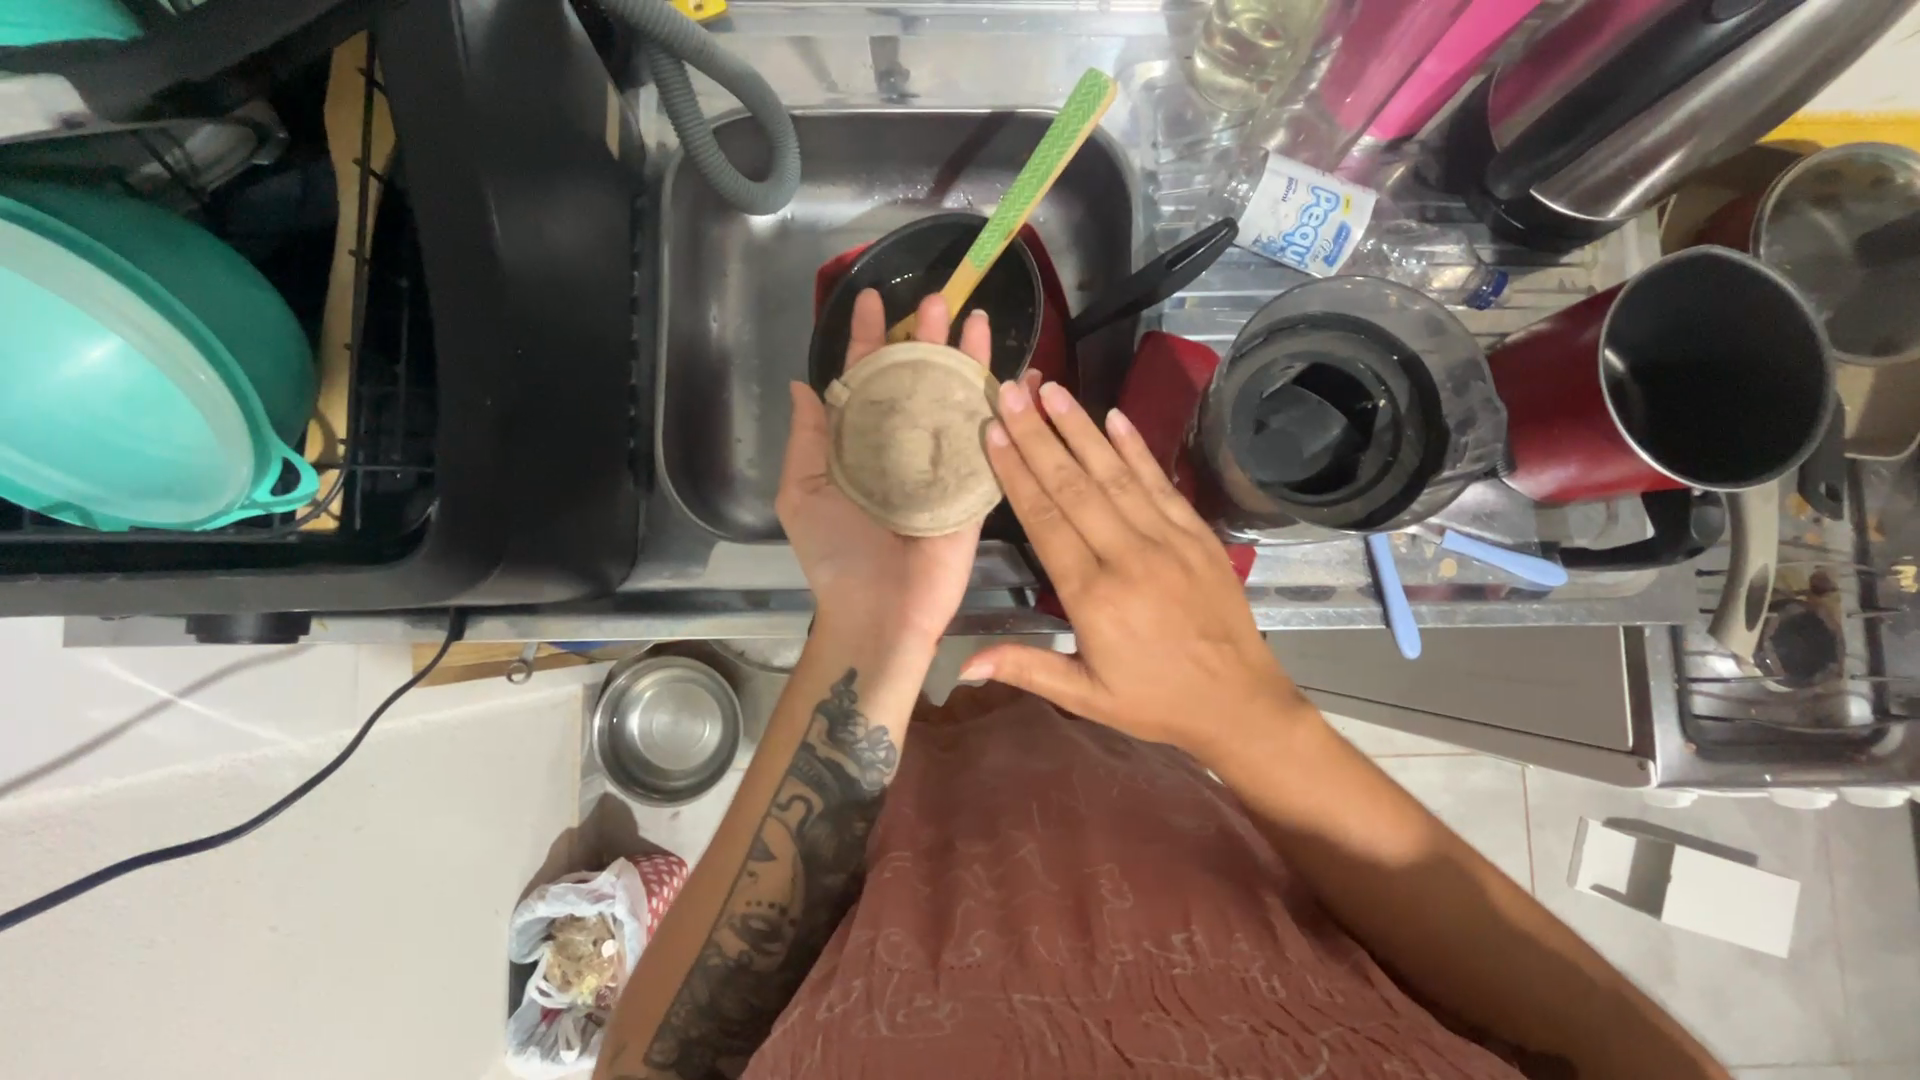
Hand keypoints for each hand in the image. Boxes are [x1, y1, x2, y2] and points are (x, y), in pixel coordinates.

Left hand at [778, 290, 994, 649]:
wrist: (879, 612)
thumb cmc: (835, 555)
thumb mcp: (802, 491)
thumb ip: (808, 437)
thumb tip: (803, 384)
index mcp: (858, 444)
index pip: (866, 379)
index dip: (869, 340)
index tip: (871, 299)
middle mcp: (902, 446)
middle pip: (918, 380)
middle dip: (926, 337)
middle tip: (938, 298)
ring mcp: (942, 465)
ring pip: (956, 400)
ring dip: (967, 359)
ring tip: (977, 318)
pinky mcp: (975, 487)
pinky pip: (992, 443)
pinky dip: (1006, 410)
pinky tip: (1018, 377)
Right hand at [958, 379, 1311, 762]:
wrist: (1239, 703)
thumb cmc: (1155, 702)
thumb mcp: (1086, 695)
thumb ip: (1026, 668)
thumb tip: (962, 664)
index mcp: (1094, 595)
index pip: (1046, 519)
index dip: (1017, 472)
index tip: (994, 432)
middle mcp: (1129, 556)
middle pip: (1074, 485)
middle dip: (1038, 435)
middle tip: (1011, 390)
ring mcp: (1168, 540)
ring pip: (1115, 474)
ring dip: (1080, 429)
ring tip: (1051, 391)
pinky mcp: (1198, 535)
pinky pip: (1161, 483)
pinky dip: (1136, 448)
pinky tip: (1114, 418)